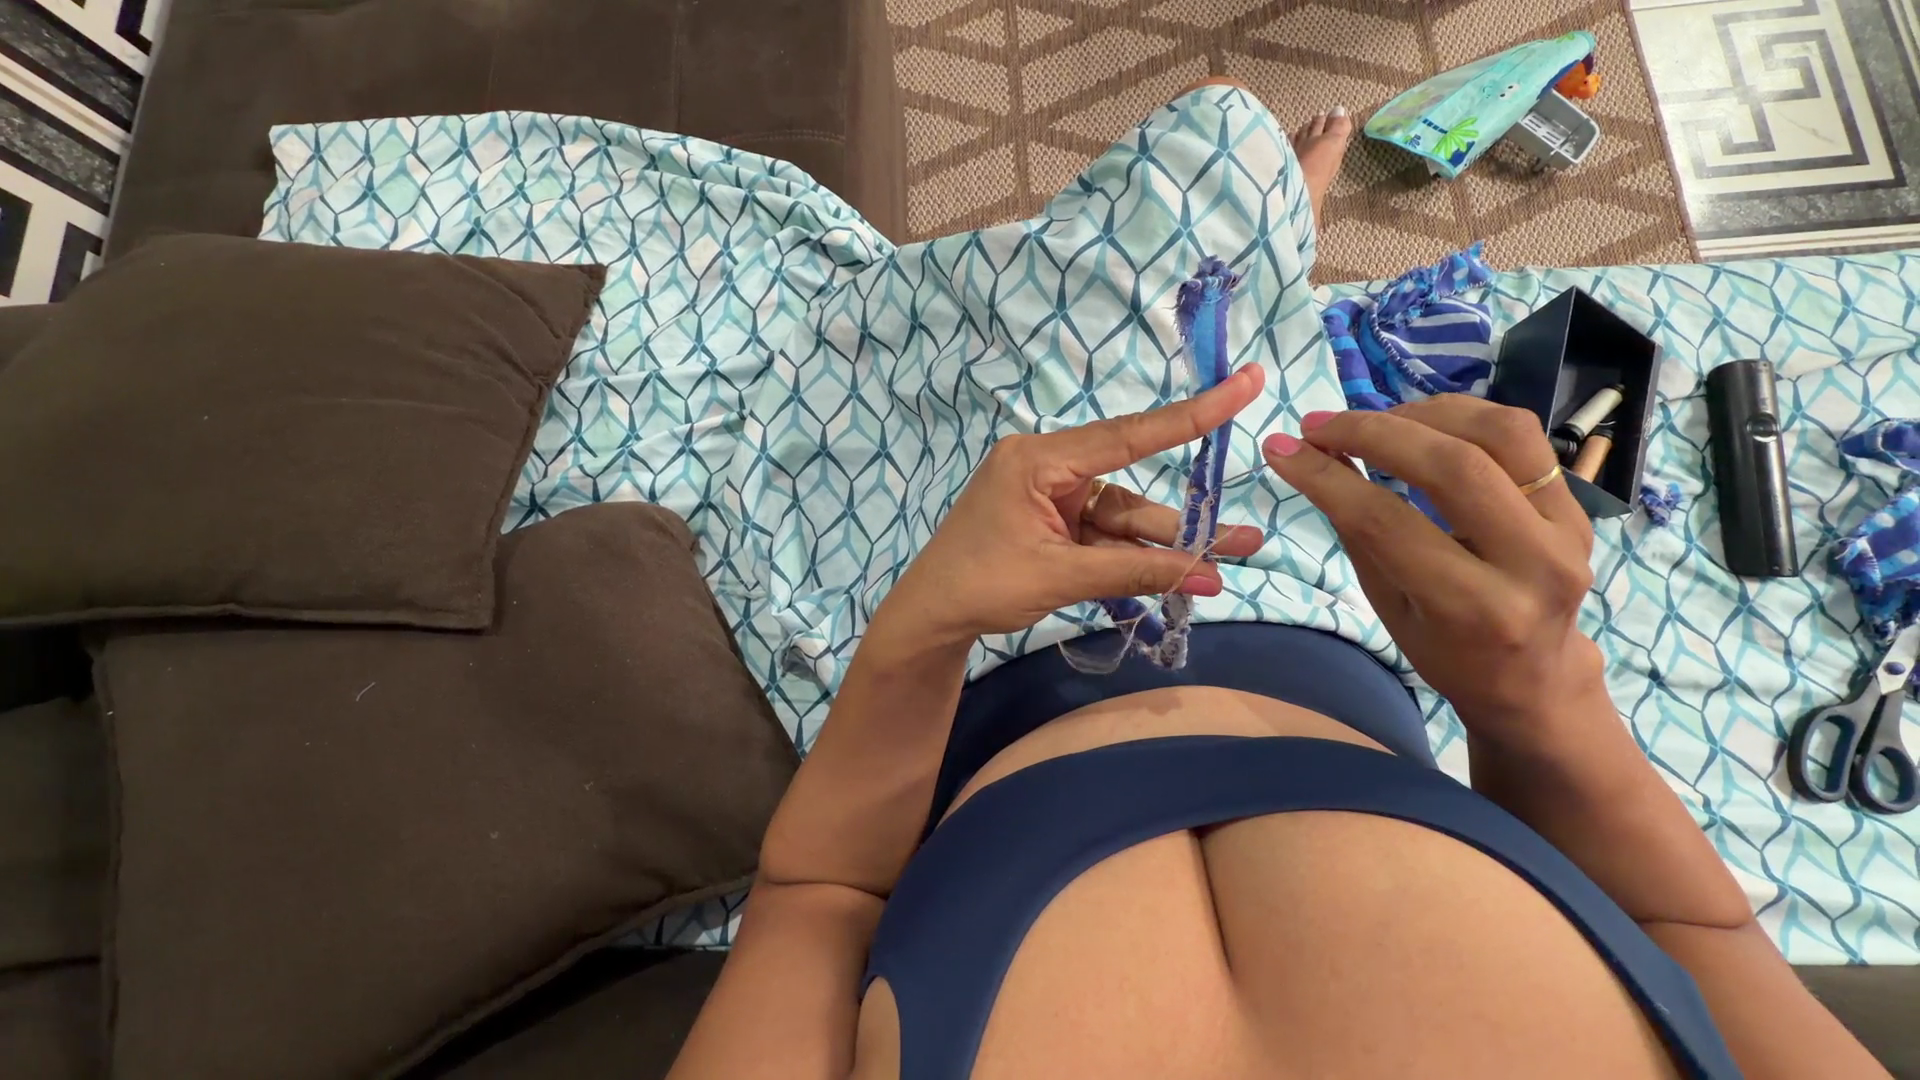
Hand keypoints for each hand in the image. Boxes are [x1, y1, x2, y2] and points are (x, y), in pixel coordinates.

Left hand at [878, 364, 1269, 648]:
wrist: (931, 617)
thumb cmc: (981, 585)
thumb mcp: (1059, 576)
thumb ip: (1134, 571)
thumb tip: (1210, 577)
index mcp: (1040, 459)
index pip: (1128, 434)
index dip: (1192, 415)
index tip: (1244, 384)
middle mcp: (1050, 469)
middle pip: (1132, 489)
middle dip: (1186, 519)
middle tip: (1248, 530)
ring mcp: (1053, 500)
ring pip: (1122, 521)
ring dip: (1166, 547)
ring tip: (1226, 563)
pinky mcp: (1054, 528)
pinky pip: (1104, 540)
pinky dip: (1133, 561)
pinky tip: (1176, 579)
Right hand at [1260, 395, 1606, 743]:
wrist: (1537, 678)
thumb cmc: (1446, 652)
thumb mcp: (1388, 607)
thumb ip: (1359, 531)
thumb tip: (1313, 459)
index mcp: (1473, 608)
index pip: (1387, 522)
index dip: (1326, 477)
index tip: (1281, 450)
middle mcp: (1532, 563)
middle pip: (1452, 465)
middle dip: (1372, 432)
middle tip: (1319, 426)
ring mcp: (1566, 528)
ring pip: (1499, 433)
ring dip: (1421, 413)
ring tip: (1372, 422)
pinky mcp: (1577, 505)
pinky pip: (1520, 438)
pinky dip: (1459, 418)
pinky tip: (1417, 425)